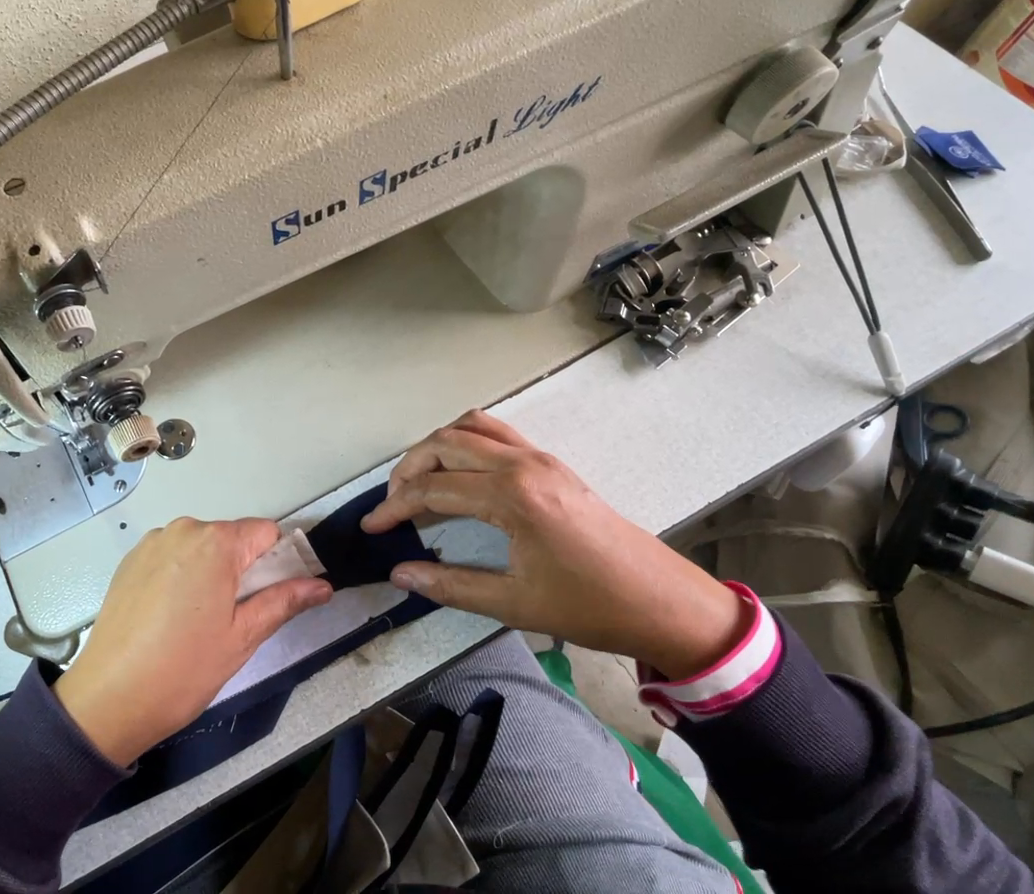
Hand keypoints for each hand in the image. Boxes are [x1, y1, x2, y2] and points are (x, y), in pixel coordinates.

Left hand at [53, 518, 332, 765]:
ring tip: (199, 622)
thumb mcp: (243, 637)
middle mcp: (182, 530)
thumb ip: (284, 601)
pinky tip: (172, 618)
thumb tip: (322, 585)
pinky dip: (181, 578)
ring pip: (201, 549)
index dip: (278, 563)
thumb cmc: (183, 668)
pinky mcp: (130, 561)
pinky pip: (172, 558)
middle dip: (242, 570)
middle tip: (235, 619)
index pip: (266, 533)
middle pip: (232, 538)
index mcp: (215, 542)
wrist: (109, 697)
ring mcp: (152, 543)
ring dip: (211, 574)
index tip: (273, 597)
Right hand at [360, 411, 745, 679]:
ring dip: (436, 447)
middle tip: (391, 504)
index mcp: (511, 495)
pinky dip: (465, 442)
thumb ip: (450, 585)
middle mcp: (522, 463)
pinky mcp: (551, 463)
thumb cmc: (589, 606)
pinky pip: (496, 433)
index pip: (434, 488)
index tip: (372, 528)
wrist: (662, 601)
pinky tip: (458, 473)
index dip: (395, 507)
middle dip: (408, 469)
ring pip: (471, 427)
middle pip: (445, 444)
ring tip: (418, 481)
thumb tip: (399, 573)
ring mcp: (540, 457)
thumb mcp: (514, 603)